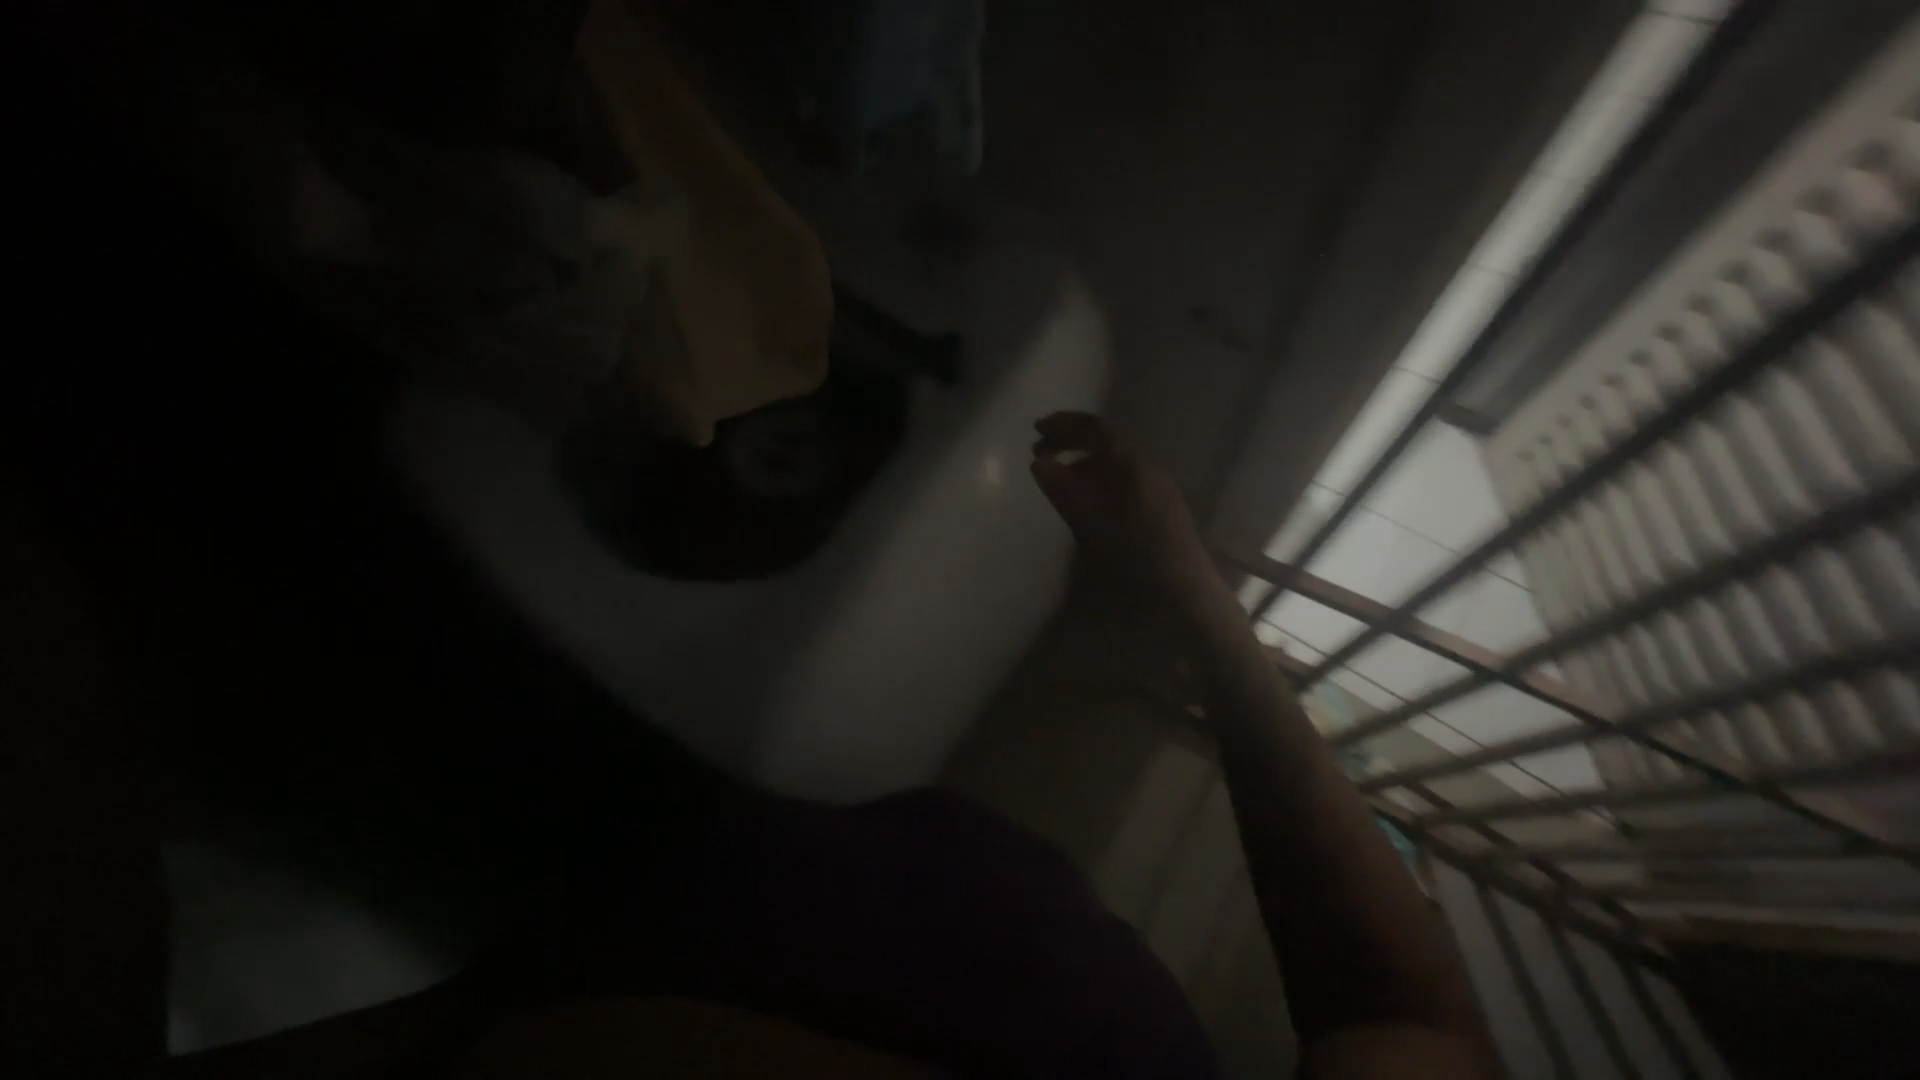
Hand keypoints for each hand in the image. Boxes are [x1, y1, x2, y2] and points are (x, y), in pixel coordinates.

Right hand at [1029, 412, 1230, 627]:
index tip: (1035, 431)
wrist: (1184, 599)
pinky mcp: (1162, 511)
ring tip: (1058, 483)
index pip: (1095, 429)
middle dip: (1072, 443)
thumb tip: (1039, 463)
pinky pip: (1125, 482)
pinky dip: (1099, 483)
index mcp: (1133, 465)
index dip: (1063, 425)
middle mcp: (1149, 469)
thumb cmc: (1135, 558)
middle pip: (1107, 443)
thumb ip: (1064, 491)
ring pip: (1117, 465)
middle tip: (1041, 454)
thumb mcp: (1091, 524)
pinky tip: (1087, 507)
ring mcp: (1159, 490)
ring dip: (1085, 465)